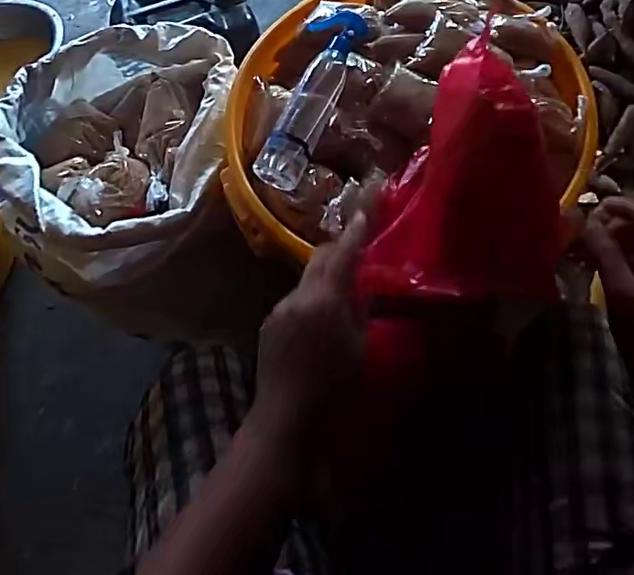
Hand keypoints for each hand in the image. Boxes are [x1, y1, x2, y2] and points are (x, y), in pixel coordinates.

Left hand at [248, 210, 368, 457]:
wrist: (284, 422)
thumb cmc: (333, 391)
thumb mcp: (360, 349)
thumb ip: (360, 309)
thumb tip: (362, 284)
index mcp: (325, 299)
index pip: (344, 254)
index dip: (356, 231)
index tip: (365, 211)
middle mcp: (298, 295)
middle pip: (320, 258)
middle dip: (338, 251)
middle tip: (356, 250)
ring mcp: (279, 309)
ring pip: (307, 280)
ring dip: (323, 280)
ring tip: (339, 298)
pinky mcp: (268, 324)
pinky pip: (294, 301)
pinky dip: (309, 302)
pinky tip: (317, 326)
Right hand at [585, 199, 633, 391]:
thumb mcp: (618, 292)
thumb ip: (605, 252)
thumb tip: (588, 220)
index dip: (626, 207)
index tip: (598, 205)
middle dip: (626, 221)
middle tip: (596, 226)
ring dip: (626, 240)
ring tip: (596, 247)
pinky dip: (631, 257)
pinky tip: (610, 269)